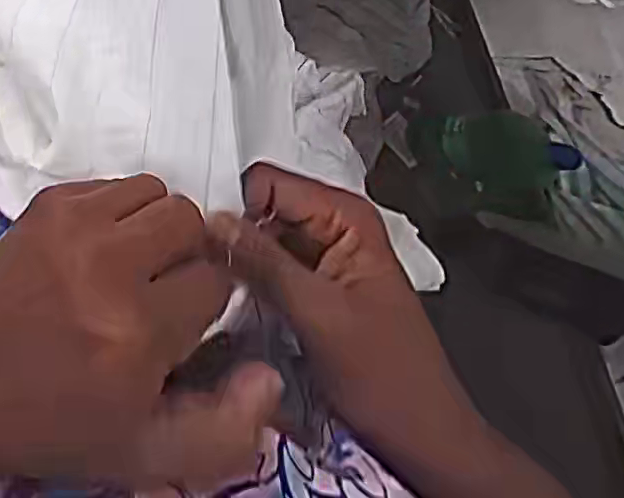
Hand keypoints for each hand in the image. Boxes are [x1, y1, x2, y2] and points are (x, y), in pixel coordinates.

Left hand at [0, 175, 281, 490]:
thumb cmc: (53, 416)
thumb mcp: (141, 452)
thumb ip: (222, 428)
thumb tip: (270, 374)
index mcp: (138, 333)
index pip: (215, 282)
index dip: (206, 300)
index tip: (181, 317)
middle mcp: (111, 268)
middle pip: (192, 222)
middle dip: (188, 252)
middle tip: (161, 281)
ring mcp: (78, 225)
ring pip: (159, 193)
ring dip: (157, 223)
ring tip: (134, 257)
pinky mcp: (53, 201)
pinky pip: (119, 184)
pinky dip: (122, 209)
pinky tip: (100, 244)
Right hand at [211, 164, 568, 497]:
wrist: (424, 442)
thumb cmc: (387, 378)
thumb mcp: (321, 315)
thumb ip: (265, 263)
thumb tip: (212, 222)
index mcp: (343, 214)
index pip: (267, 182)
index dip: (234, 206)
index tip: (201, 241)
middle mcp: (330, 224)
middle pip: (260, 207)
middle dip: (231, 235)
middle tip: (200, 271)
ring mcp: (320, 256)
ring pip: (259, 239)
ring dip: (236, 262)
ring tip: (211, 291)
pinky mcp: (310, 286)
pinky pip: (266, 268)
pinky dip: (247, 283)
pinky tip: (232, 305)